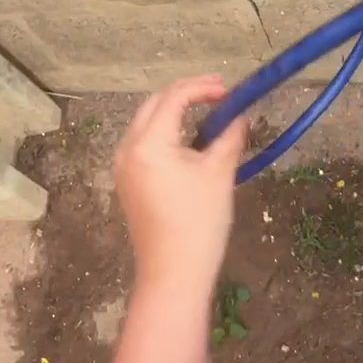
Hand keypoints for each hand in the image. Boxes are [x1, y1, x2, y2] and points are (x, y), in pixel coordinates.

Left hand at [113, 74, 248, 296]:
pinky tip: (190, 136)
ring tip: (208, 108)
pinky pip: (144, 141)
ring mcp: (123, 167)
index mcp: (148, 143)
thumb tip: (238, 115)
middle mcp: (128, 149)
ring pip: (147, 121)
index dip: (202, 87)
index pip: (173, 98)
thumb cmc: (198, 222)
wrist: (173, 274)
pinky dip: (166, 129)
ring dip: (175, 109)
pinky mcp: (128, 182)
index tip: (229, 90)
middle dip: (186, 92)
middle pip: (155, 104)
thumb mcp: (219, 173)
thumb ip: (229, 135)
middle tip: (219, 91)